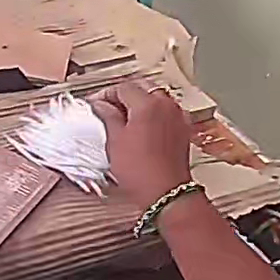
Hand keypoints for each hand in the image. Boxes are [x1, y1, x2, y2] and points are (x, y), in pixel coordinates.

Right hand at [91, 82, 194, 210]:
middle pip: (142, 89)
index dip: (105, 94)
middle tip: (107, 109)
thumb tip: (101, 106)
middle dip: (123, 96)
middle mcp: (166, 106)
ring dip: (139, 105)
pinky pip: (165, 113)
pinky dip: (152, 116)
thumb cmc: (142, 171)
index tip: (96, 103)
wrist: (165, 192)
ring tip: (123, 120)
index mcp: (148, 104)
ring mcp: (177, 117)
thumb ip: (107, 117)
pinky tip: (141, 129)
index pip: (123, 88)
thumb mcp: (115, 141)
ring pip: (155, 100)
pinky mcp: (182, 130)